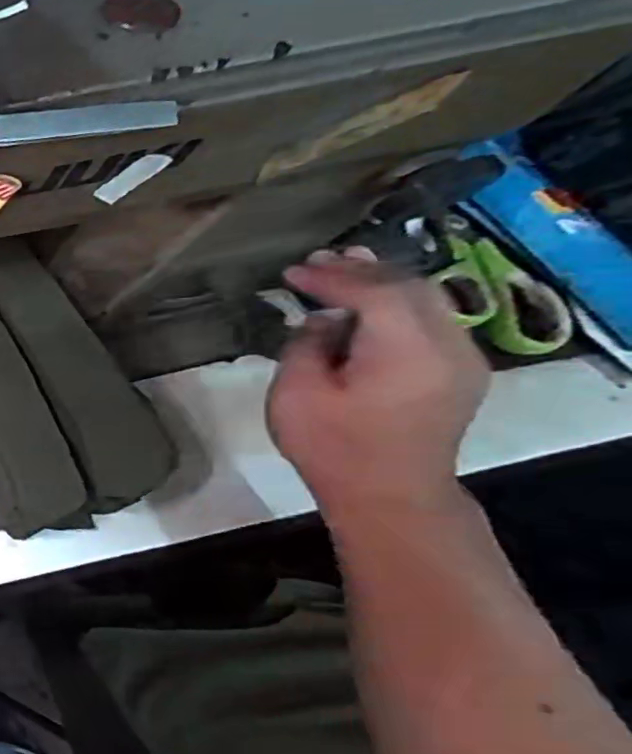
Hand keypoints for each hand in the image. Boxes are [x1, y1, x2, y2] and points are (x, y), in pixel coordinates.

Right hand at [266, 249, 489, 510]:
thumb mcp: (297, 394)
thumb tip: (323, 320)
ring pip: (427, 301)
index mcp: (407, 351)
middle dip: (362, 270)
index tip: (292, 270)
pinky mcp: (458, 373)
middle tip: (318, 259)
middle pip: (410, 288)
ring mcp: (462, 360)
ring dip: (383, 283)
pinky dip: (398, 305)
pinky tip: (369, 306)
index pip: (375, 292)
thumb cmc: (332, 445)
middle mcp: (448, 346)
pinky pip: (432, 322)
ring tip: (345, 267)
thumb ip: (308, 346)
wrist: (389, 494)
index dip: (332, 277)